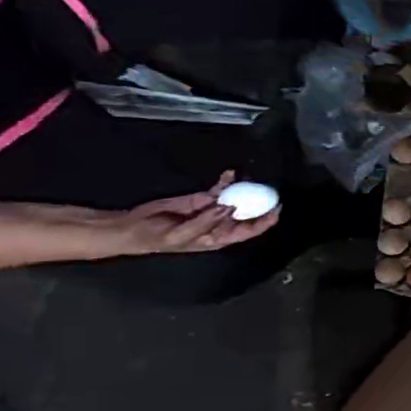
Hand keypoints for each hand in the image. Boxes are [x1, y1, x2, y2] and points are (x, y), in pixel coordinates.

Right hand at [98, 172, 280, 257]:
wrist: (132, 226)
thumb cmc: (157, 237)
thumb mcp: (179, 235)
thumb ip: (205, 222)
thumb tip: (229, 208)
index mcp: (221, 237)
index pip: (250, 230)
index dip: (266, 220)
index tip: (277, 207)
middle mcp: (223, 223)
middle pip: (249, 213)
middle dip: (260, 201)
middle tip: (269, 187)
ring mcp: (214, 209)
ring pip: (237, 198)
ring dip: (244, 188)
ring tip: (251, 177)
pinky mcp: (204, 198)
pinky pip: (220, 189)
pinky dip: (226, 181)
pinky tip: (230, 173)